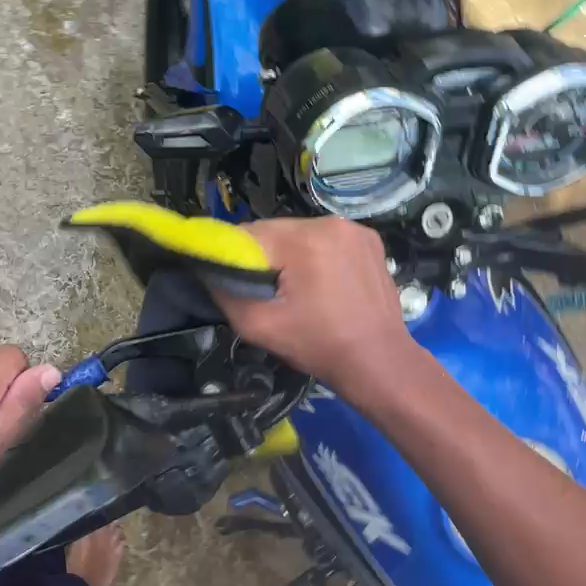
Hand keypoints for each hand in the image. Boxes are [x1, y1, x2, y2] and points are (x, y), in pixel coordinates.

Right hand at [210, 217, 415, 393]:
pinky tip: (322, 283)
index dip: (233, 257)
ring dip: (289, 254)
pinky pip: (325, 239)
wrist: (379, 362)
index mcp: (304, 241)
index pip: (247, 233)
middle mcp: (331, 223)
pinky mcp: (370, 239)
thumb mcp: (257, 326)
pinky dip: (316, 255)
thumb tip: (205, 268)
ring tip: (295, 289)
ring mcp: (355, 229)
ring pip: (299, 233)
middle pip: (275, 230)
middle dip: (264, 256)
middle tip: (265, 291)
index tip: (236, 283)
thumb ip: (224, 291)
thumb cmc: (318, 345)